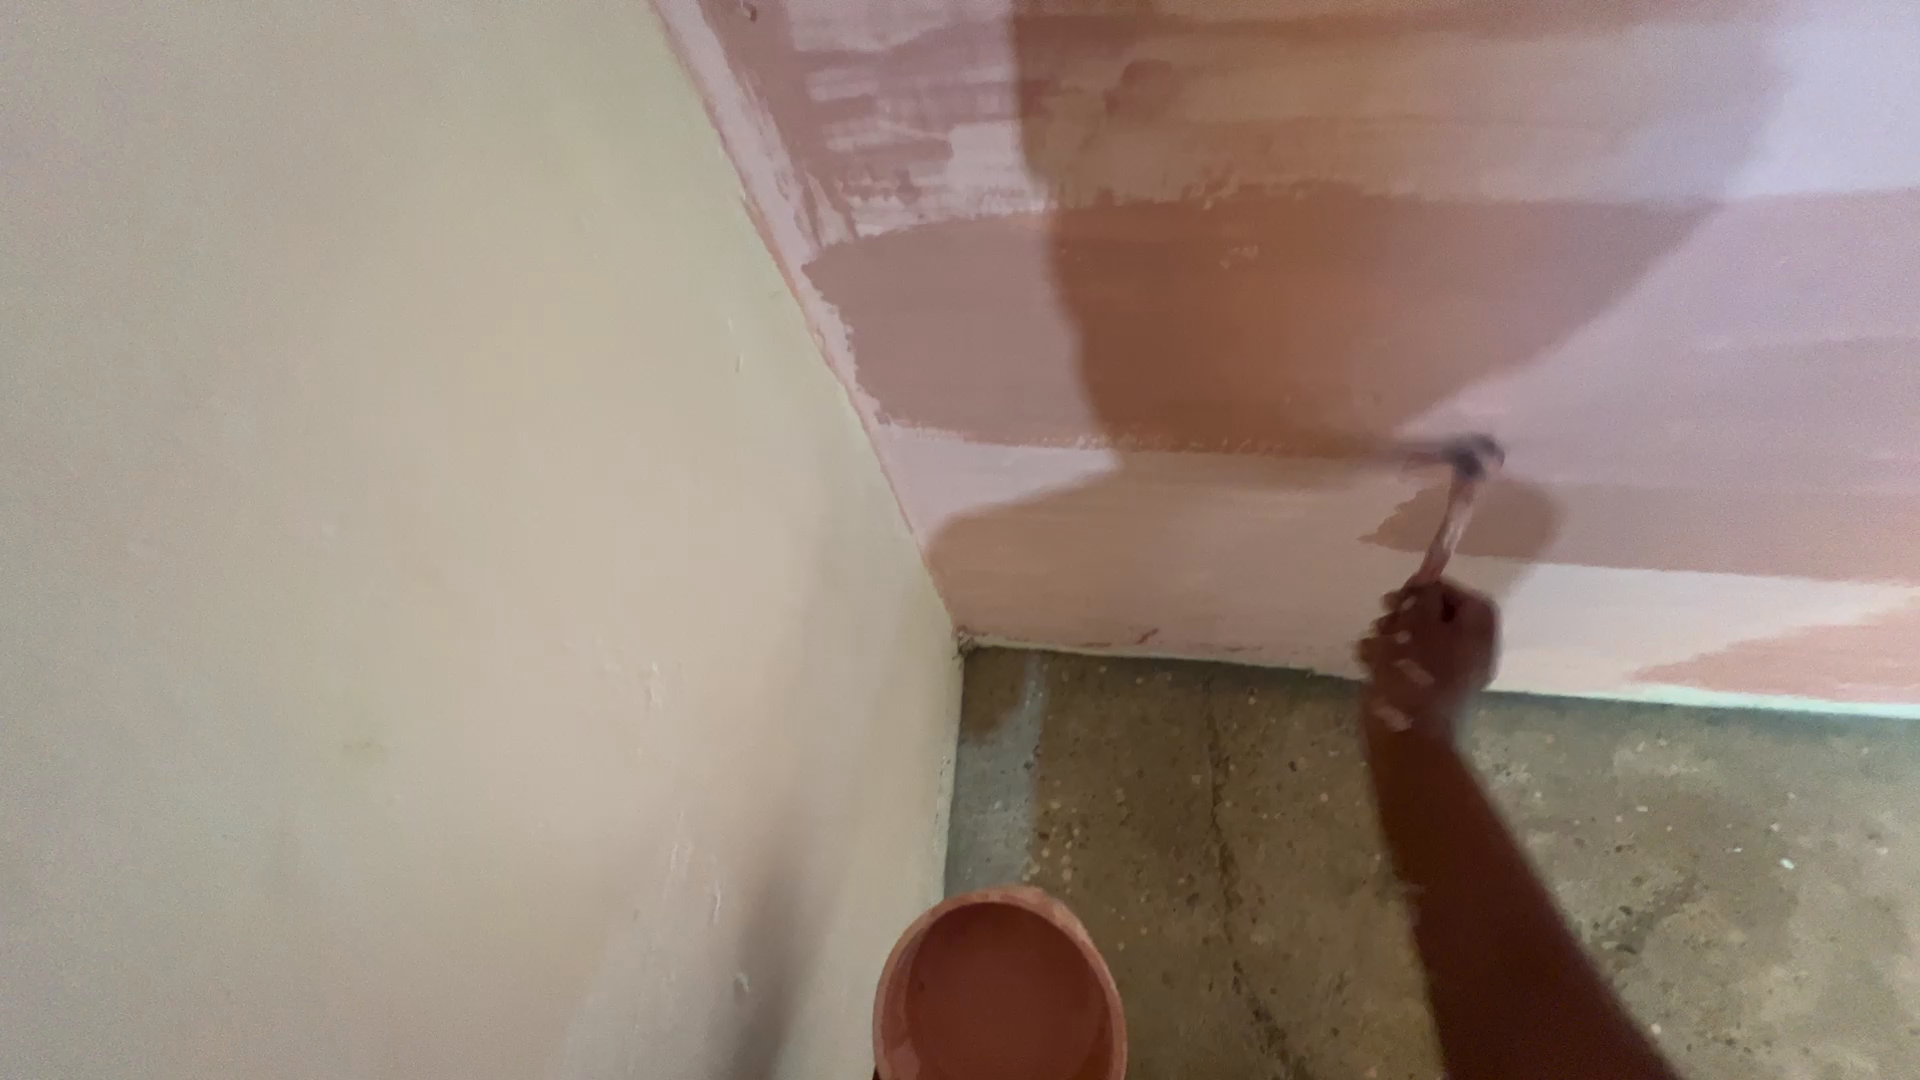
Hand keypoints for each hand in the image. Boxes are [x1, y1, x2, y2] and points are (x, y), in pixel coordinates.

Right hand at [1357, 580, 1498, 741]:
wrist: (1405, 733)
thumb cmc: (1417, 675)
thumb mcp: (1421, 625)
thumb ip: (1424, 598)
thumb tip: (1425, 583)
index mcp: (1476, 638)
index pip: (1468, 600)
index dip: (1439, 588)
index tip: (1408, 589)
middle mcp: (1463, 653)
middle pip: (1437, 616)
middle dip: (1407, 611)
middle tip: (1386, 610)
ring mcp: (1438, 671)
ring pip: (1412, 636)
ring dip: (1388, 632)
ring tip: (1374, 641)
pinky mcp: (1414, 685)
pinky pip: (1399, 658)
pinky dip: (1382, 654)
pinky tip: (1368, 658)